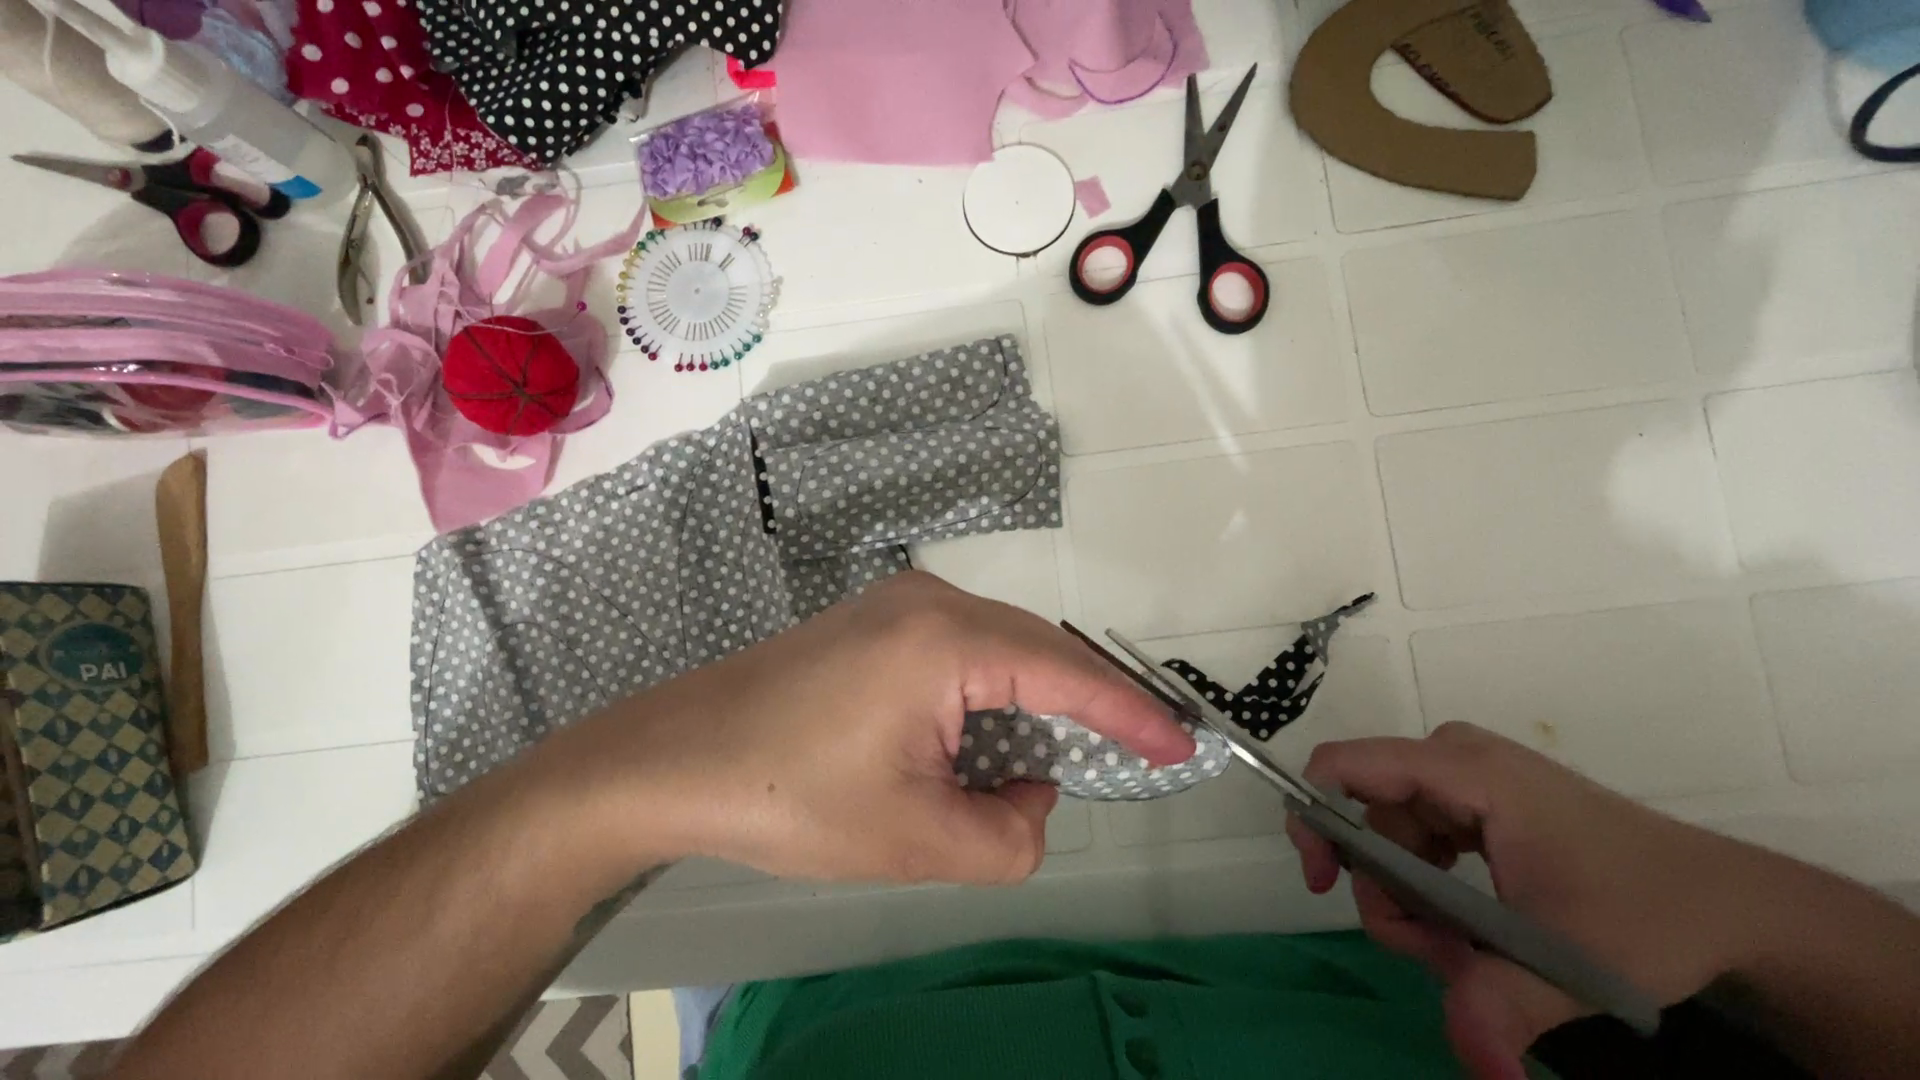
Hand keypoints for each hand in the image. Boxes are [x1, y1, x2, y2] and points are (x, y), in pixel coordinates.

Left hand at [547, 571, 1195, 885]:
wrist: (673, 760)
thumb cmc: (791, 799)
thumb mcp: (917, 840)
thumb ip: (1010, 834)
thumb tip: (1032, 794)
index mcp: (948, 640)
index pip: (1067, 674)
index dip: (1129, 713)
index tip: (1179, 744)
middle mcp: (930, 602)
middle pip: (1037, 652)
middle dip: (1081, 709)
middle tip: (1125, 757)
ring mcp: (897, 604)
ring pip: (998, 651)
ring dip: (1026, 708)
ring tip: (1038, 767)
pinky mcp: (873, 622)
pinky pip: (959, 650)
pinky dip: (985, 696)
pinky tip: (977, 741)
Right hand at [1285, 723, 1788, 1079]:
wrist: (1729, 903)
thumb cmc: (1651, 914)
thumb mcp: (1572, 964)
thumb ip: (1501, 1006)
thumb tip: (1475, 1069)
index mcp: (1469, 772)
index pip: (1347, 765)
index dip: (1313, 816)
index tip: (1320, 883)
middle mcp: (1455, 758)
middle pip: (1366, 812)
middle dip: (1382, 889)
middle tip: (1434, 954)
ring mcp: (1466, 777)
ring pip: (1387, 830)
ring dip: (1406, 898)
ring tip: (1460, 953)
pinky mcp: (1477, 800)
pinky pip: (1414, 833)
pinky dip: (1423, 885)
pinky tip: (1464, 926)